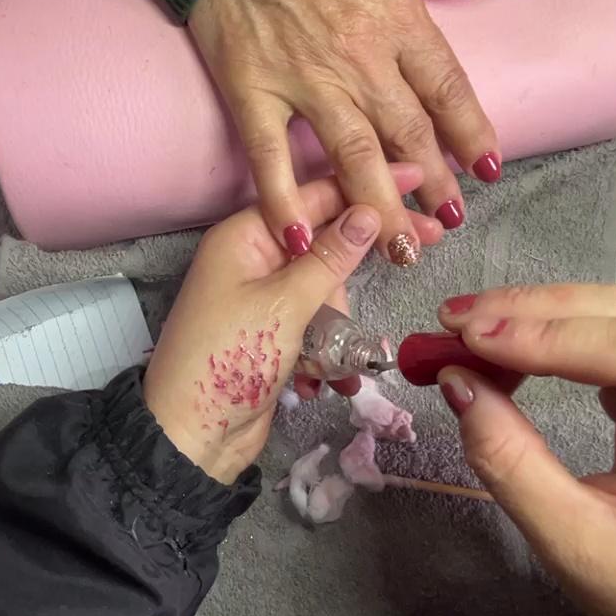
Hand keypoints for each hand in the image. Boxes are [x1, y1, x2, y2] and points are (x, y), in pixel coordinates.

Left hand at [144, 166, 423, 482]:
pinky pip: (312, 330)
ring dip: (335, 330)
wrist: (191, 437)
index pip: (313, 198)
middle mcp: (251, 261)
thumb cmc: (228, 359)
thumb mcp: (284, 305)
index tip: (418, 177)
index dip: (365, 188)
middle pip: (323, 248)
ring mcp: (260, 301)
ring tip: (334, 361)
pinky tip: (323, 381)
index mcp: (244, 237)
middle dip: (354, 274)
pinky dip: (322, 354)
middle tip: (424, 247)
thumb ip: (330, 258)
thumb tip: (370, 210)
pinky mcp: (270, 337)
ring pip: (322, 295)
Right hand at [188, 0, 534, 266]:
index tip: (487, 171)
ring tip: (398, 252)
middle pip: (406, 137)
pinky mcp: (251, 91)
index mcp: (398, 19)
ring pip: (351, 159)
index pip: (447, 91)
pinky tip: (299, 240)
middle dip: (432, 186)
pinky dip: (282, 201)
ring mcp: (303, 83)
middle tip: (446, 227)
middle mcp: (358, 62)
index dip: (471, 135)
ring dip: (378, 210)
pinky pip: (269, 157)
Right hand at [435, 284, 615, 615]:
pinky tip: (518, 344)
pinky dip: (569, 331)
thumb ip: (508, 460)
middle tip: (452, 322)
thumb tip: (455, 379)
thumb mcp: (569, 545)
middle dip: (535, 311)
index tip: (464, 336)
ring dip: (548, 313)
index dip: (546, 334)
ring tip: (473, 329)